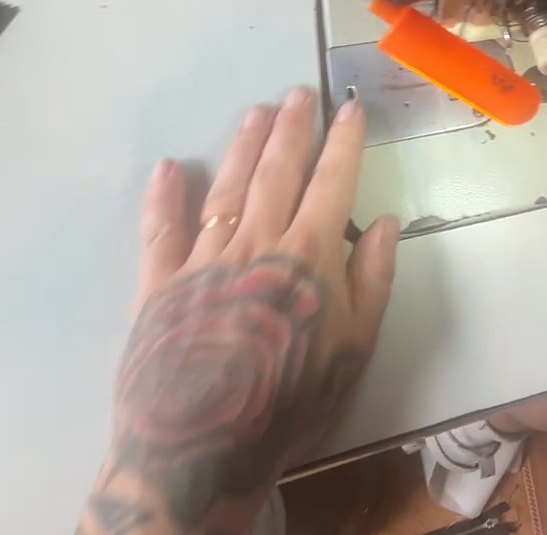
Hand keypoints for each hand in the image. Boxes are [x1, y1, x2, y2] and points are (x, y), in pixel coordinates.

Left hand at [81, 87, 399, 534]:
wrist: (201, 452)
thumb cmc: (293, 396)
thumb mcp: (357, 343)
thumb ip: (374, 277)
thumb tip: (388, 220)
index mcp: (309, 253)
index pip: (333, 180)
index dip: (345, 141)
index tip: (351, 108)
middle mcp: (256, 241)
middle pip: (277, 171)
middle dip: (292, 128)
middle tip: (299, 93)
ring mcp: (203, 259)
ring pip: (226, 188)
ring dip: (242, 145)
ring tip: (255, 111)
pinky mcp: (157, 285)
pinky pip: (159, 231)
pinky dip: (163, 197)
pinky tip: (168, 167)